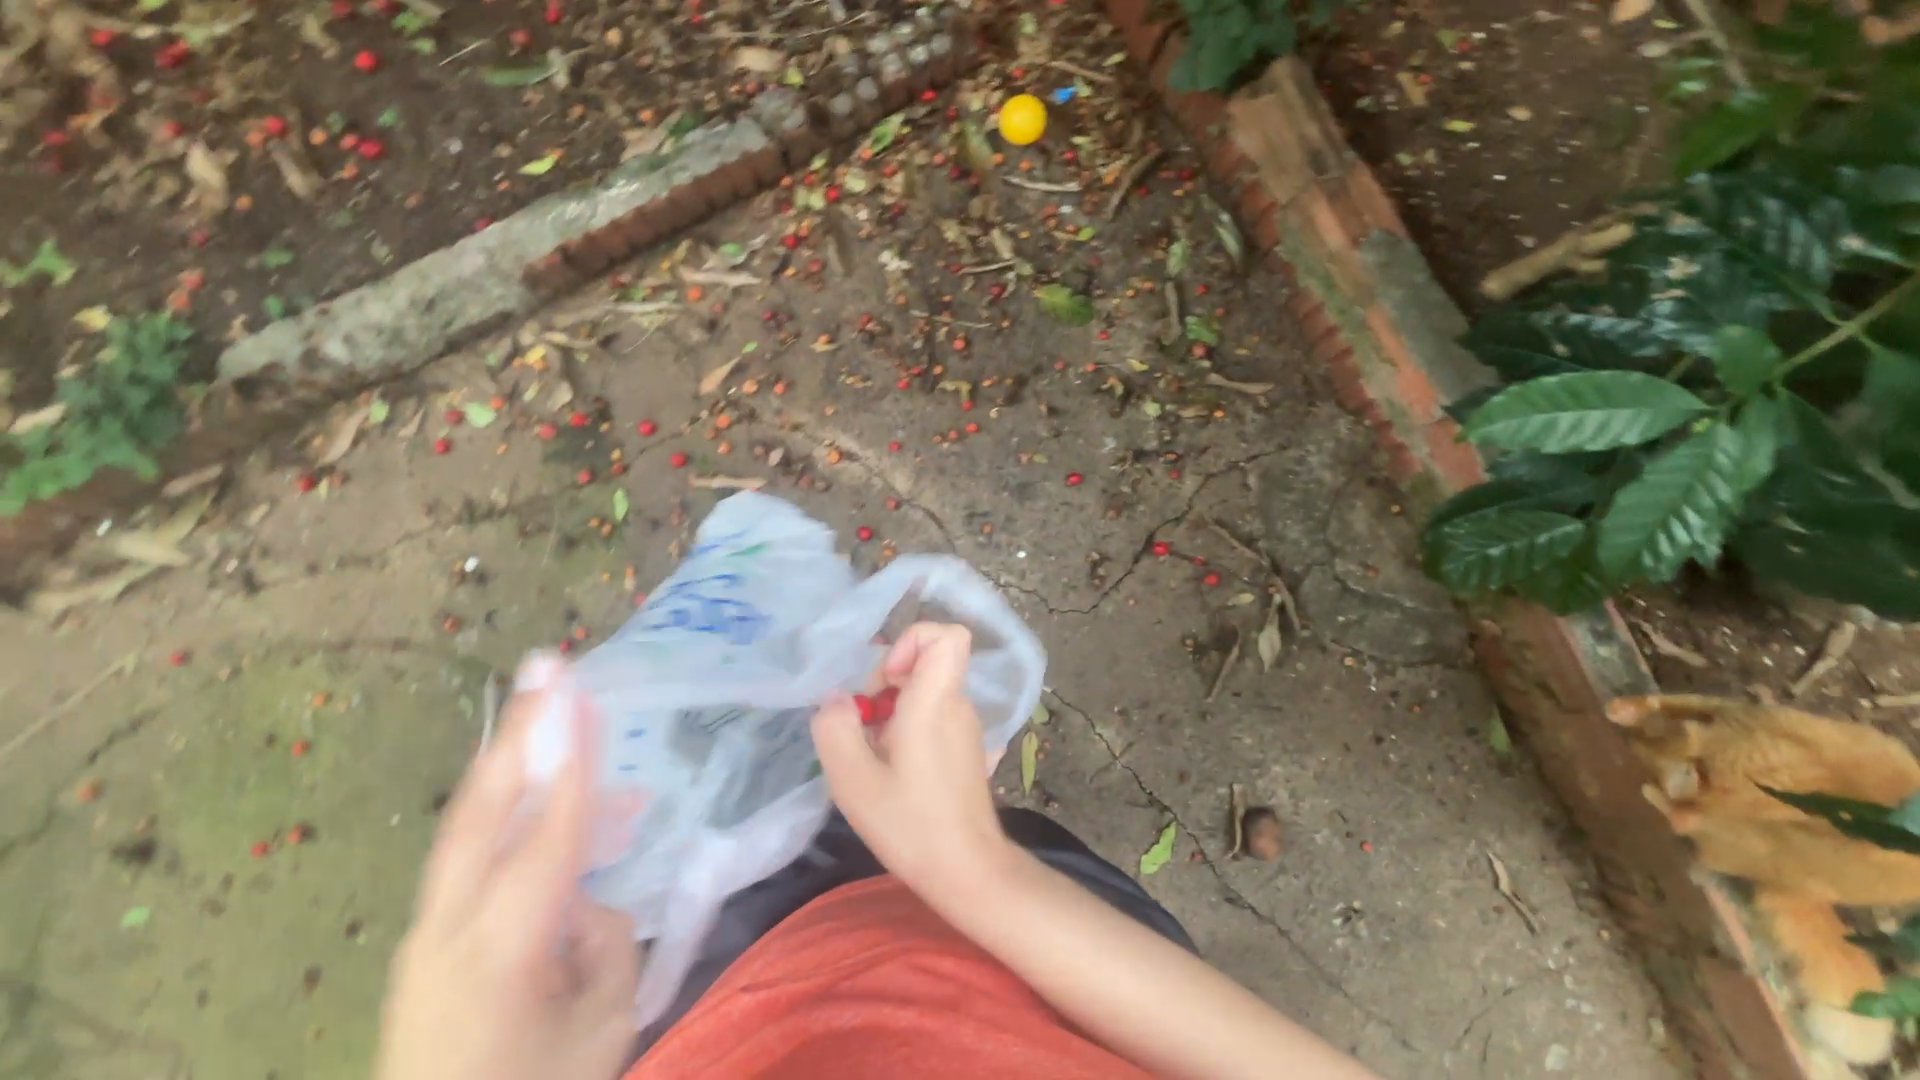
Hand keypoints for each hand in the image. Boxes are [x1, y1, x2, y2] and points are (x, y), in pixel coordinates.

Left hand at [374, 654, 639, 1079]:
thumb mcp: (603, 1026)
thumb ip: (605, 941)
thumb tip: (586, 894)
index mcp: (501, 952)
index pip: (550, 837)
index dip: (573, 762)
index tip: (582, 695)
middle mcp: (448, 928)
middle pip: (483, 810)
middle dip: (520, 731)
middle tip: (548, 664)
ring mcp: (424, 933)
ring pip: (468, 826)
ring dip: (515, 764)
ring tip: (557, 714)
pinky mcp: (423, 942)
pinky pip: (469, 857)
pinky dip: (508, 811)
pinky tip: (547, 805)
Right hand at [811, 623, 1013, 900]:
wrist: (968, 872)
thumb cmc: (911, 824)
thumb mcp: (853, 780)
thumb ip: (836, 729)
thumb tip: (838, 700)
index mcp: (936, 701)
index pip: (948, 635)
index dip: (912, 640)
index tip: (885, 680)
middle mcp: (958, 706)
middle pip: (925, 665)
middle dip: (886, 685)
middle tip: (865, 730)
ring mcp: (966, 729)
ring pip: (925, 695)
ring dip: (892, 715)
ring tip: (873, 759)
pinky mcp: (965, 752)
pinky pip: (932, 721)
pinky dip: (907, 734)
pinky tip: (892, 775)